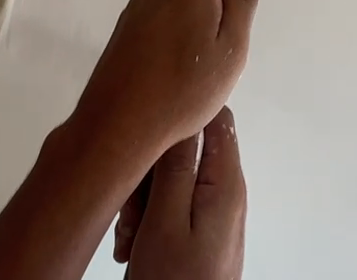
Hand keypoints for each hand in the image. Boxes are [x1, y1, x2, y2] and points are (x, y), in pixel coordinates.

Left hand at [71, 0, 262, 171]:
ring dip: (201, 12)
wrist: (114, 127)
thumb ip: (243, 1)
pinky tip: (179, 68)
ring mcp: (143, 3)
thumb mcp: (231, 51)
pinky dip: (181, 27)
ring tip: (203, 65)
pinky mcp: (130, 25)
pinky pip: (166, 12)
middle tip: (229, 36)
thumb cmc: (182, 90)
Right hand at [122, 107, 246, 278]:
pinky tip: (133, 246)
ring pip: (172, 178)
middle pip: (186, 149)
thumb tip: (186, 111)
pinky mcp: (199, 231)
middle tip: (133, 205)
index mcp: (225, 181)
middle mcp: (224, 190)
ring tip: (131, 235)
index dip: (180, 114)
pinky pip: (171, 206)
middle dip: (150, 171)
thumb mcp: (166, 220)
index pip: (213, 116)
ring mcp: (212, 211)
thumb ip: (176, 164)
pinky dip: (148, 220)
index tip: (146, 130)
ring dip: (144, 200)